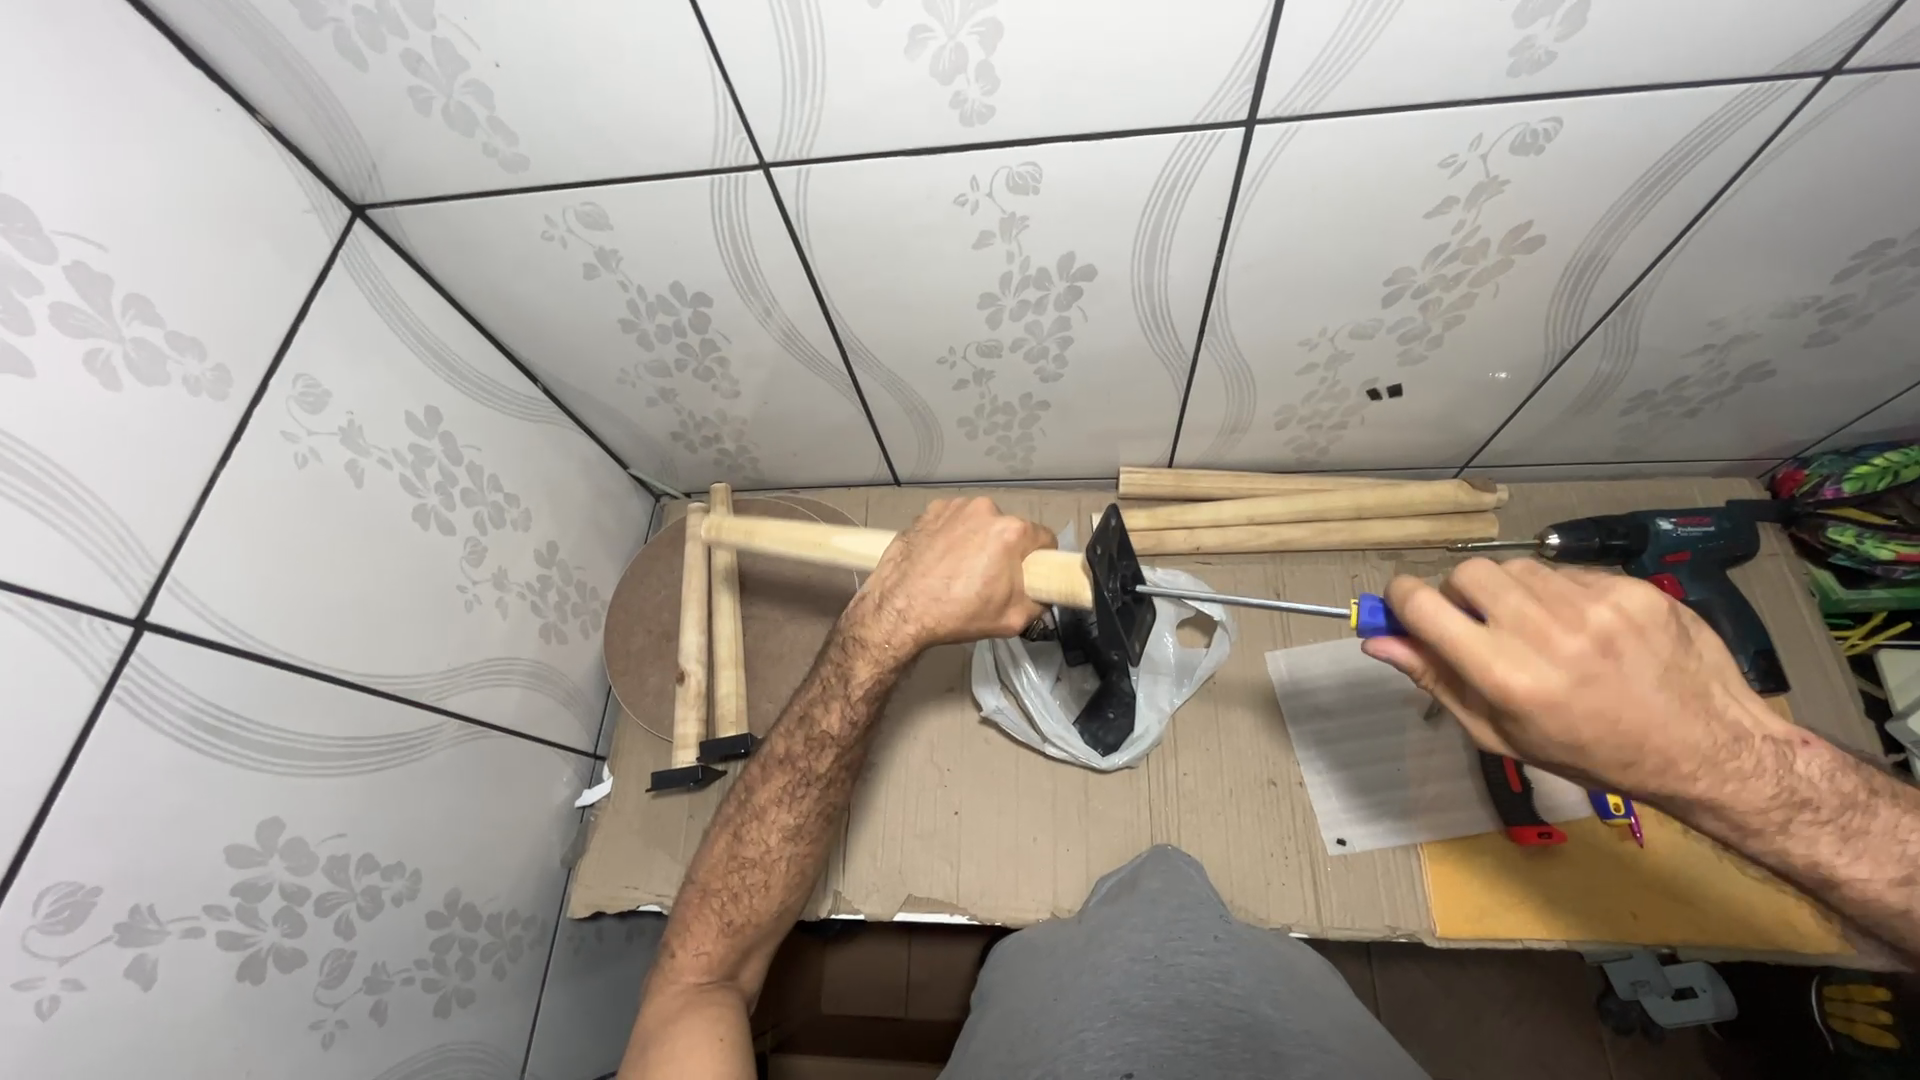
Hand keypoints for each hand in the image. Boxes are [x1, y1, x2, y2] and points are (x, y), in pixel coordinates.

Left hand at [842, 497, 1056, 656]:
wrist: (898, 610)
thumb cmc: (956, 615)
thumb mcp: (1013, 620)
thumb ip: (1039, 603)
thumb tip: (1041, 595)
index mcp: (1011, 531)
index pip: (1044, 539)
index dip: (1040, 559)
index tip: (1029, 574)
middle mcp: (985, 510)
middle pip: (1010, 529)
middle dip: (1005, 550)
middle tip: (990, 577)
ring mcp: (954, 507)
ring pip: (980, 523)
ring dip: (978, 540)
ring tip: (961, 569)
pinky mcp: (929, 511)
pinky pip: (953, 521)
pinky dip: (952, 535)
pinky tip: (941, 559)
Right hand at [1360, 557, 1791, 799]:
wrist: (1708, 749)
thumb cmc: (1588, 751)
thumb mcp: (1498, 732)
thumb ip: (1434, 679)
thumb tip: (1376, 640)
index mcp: (1503, 674)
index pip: (1420, 603)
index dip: (1402, 599)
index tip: (1408, 609)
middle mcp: (1544, 631)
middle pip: (1466, 573)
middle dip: (1461, 593)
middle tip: (1481, 623)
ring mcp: (1593, 605)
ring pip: (1515, 567)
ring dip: (1510, 591)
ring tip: (1536, 626)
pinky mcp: (1632, 590)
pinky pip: (1566, 572)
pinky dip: (1559, 593)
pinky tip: (1583, 626)